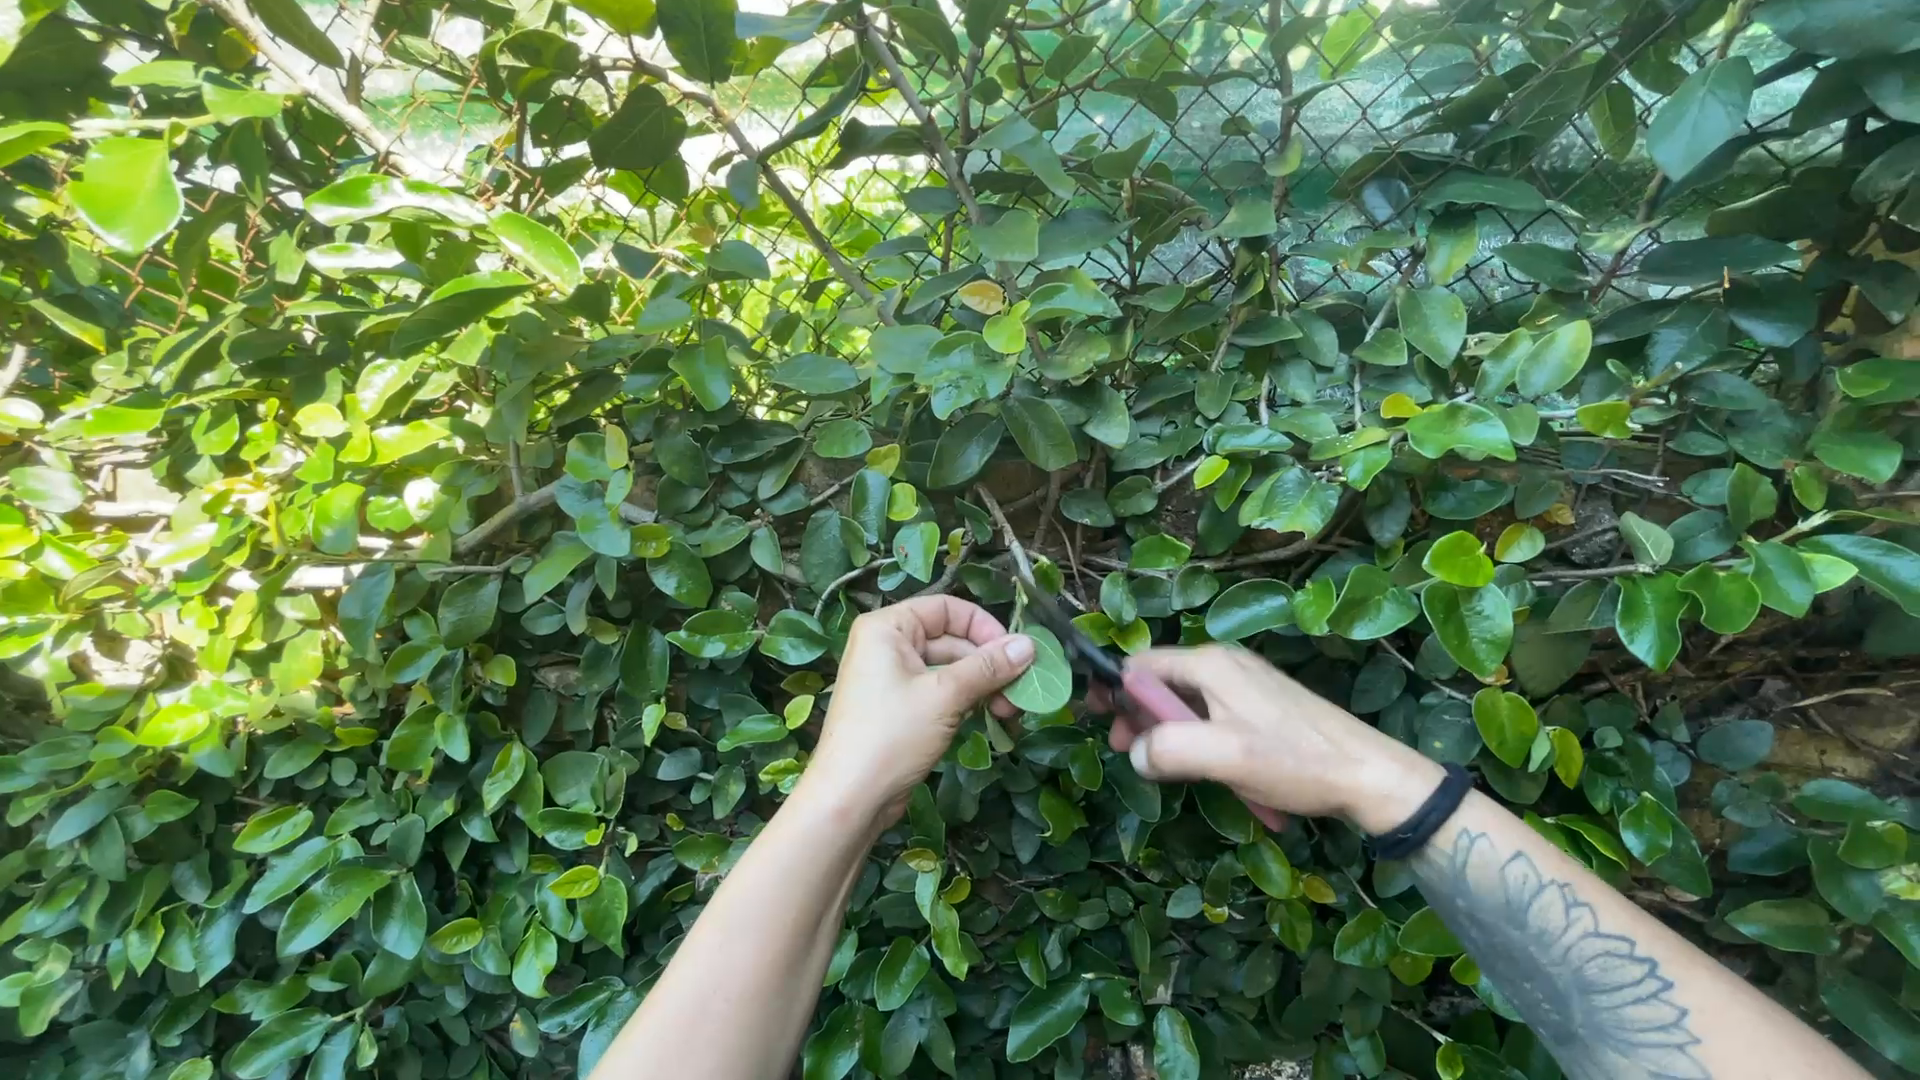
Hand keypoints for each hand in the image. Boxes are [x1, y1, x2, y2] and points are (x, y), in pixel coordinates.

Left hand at [802, 596, 1033, 824]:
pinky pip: (942, 694)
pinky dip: (968, 702)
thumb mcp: (945, 695)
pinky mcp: (902, 710)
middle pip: (952, 641)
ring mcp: (894, 680)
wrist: (850, 799)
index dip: (983, 626)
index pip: (946, 608)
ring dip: (984, 686)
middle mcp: (888, 646)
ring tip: (1010, 712)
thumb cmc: (892, 734)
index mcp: (888, 628)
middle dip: (989, 665)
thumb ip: (988, 667)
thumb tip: (1030, 645)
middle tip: (1022, 692)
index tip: (1015, 652)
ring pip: (951, 670)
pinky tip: (992, 719)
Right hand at [1108, 646, 1444, 833]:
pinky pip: (1211, 715)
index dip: (1112, 691)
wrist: (1371, 776)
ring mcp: (1244, 683)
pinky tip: (1211, 770)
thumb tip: (1135, 753)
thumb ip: (1167, 749)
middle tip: (1131, 755)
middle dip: (1138, 718)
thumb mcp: (1223, 756)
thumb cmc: (1294, 761)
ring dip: (1169, 734)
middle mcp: (1222, 663)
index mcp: (1208, 663)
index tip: (1098, 722)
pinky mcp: (1260, 704)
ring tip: (1170, 771)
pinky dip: (1199, 740)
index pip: (1139, 664)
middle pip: (1159, 682)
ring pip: (1184, 702)